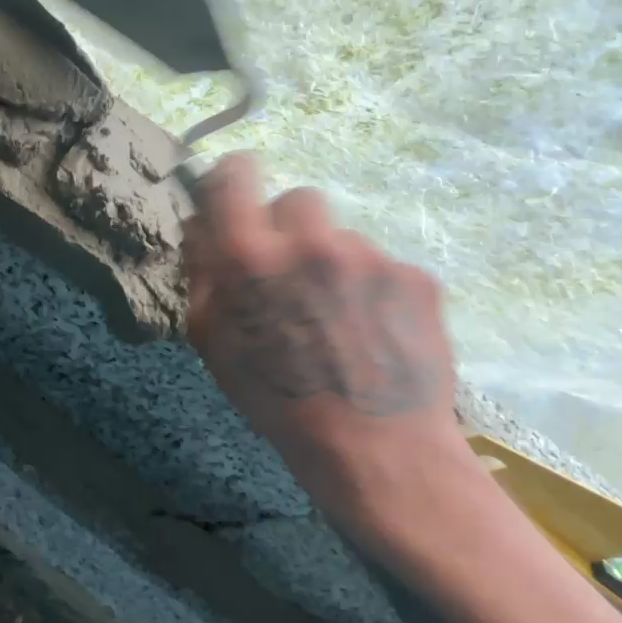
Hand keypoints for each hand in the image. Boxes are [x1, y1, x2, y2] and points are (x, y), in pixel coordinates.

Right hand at [183, 153, 466, 512]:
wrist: (375, 447)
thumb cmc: (271, 395)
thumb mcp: (207, 336)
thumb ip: (202, 270)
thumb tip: (204, 225)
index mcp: (249, 255)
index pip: (235, 175)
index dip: (232, 176)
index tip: (233, 191)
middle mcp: (310, 242)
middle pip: (297, 200)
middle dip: (288, 227)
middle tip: (288, 271)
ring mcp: (372, 257)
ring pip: (342, 237)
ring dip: (331, 261)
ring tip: (334, 315)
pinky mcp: (418, 278)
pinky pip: (383, 265)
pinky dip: (370, 287)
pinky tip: (368, 328)